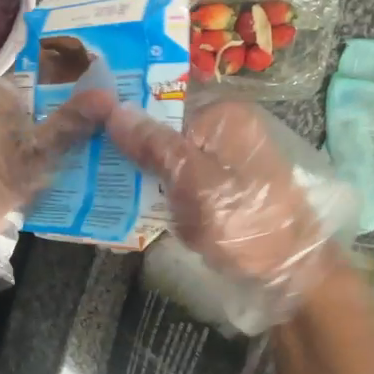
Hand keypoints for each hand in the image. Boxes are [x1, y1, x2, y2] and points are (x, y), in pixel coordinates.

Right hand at [104, 99, 335, 313]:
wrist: (291, 274)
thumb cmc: (244, 221)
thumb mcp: (193, 181)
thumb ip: (153, 144)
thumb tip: (113, 109)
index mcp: (223, 116)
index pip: (160, 99)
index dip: (122, 112)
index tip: (84, 126)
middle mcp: (224, 130)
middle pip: (160, 128)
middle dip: (125, 145)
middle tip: (82, 158)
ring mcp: (221, 160)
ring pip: (163, 156)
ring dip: (133, 171)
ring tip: (92, 181)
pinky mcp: (218, 187)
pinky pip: (175, 179)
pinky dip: (152, 190)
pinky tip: (124, 203)